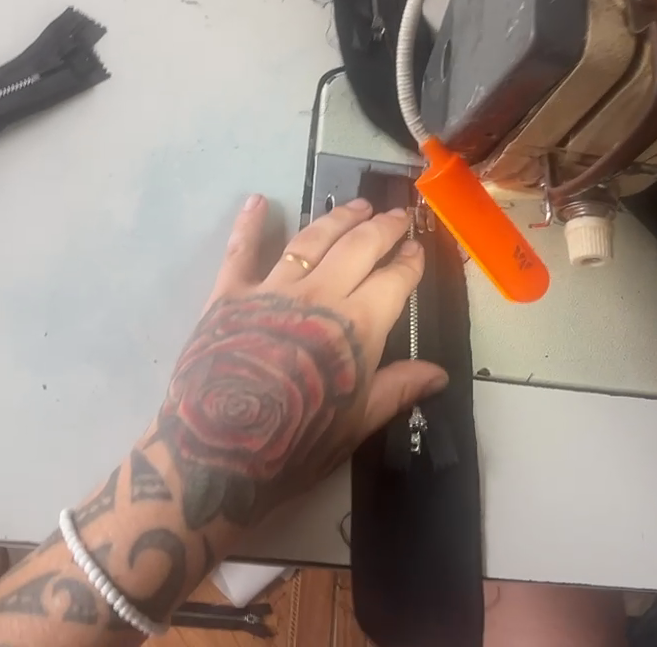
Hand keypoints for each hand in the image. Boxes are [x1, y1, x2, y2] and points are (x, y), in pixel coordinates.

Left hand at [149, 193, 448, 535]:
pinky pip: (242, 250)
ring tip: (356, 205)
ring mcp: (273, 288)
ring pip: (312, 239)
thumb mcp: (356, 423)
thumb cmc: (295, 443)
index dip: (410, 262)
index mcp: (356, 325)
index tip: (419, 248)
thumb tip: (440, 373)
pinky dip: (250, 224)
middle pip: (359, 246)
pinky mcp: (230, 293)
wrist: (216, 453)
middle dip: (384, 227)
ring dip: (337, 218)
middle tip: (398, 215)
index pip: (394, 280)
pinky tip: (257, 201)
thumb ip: (398, 389)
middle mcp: (319, 294)